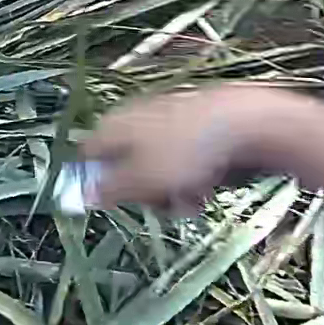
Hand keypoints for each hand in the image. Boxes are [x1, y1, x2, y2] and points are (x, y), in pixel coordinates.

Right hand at [70, 86, 314, 212]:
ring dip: (168, 189)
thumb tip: (82, 195)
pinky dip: (188, 175)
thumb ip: (109, 189)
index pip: (87, 155)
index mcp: (111, 127)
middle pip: (122, 163)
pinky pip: (177, 156)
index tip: (113, 204)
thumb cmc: (183, 152)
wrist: (241, 121)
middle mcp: (130, 119)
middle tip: (161, 206)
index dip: (95, 182)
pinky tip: (206, 186)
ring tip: (191, 200)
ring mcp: (160, 118)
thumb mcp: (141, 179)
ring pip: (153, 164)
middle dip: (141, 191)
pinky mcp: (188, 123)